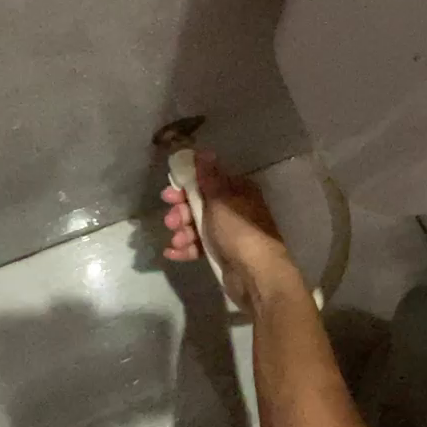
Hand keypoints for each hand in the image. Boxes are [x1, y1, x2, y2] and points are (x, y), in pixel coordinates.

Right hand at [161, 149, 305, 310]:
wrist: (257, 275)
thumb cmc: (238, 230)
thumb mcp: (221, 199)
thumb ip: (209, 176)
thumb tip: (204, 151)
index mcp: (238, 191)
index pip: (208, 182)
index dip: (187, 186)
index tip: (169, 193)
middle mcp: (234, 209)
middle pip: (200, 205)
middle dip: (182, 212)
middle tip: (171, 220)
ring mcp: (229, 233)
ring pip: (198, 227)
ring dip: (183, 232)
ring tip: (177, 240)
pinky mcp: (224, 254)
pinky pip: (200, 247)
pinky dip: (186, 249)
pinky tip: (172, 253)